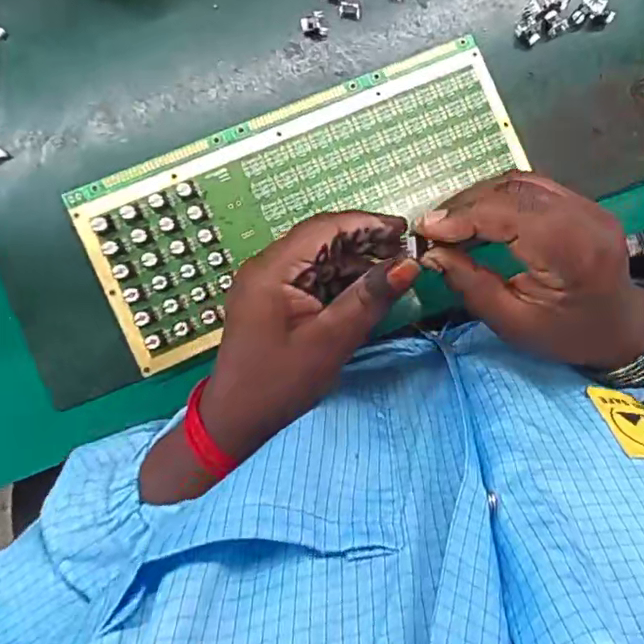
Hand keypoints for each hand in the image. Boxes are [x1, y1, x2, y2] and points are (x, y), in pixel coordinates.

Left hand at [140, 212, 418, 503]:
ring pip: (318, 259)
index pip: (323, 228)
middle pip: (320, 240)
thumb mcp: (330, 340)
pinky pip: (311, 279)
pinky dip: (340, 281)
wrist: (236, 420)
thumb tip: (408, 265)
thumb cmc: (279, 383)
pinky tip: (366, 289)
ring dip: (354, 262)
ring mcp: (268, 284)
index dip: (366, 223)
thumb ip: (368, 299)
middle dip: (363, 241)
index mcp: (271, 270)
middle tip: (404, 250)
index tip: (403, 229)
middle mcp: (266, 268)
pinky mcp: (273, 300)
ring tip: (393, 270)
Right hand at [416, 171, 643, 370]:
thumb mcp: (513, 323)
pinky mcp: (583, 202)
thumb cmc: (569, 335)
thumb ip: (471, 285)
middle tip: (432, 227)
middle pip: (513, 189)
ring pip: (521, 181)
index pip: (508, 214)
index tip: (425, 230)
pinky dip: (498, 196)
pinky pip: (533, 186)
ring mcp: (588, 205)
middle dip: (465, 204)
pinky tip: (478, 215)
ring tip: (449, 221)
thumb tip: (433, 254)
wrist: (623, 329)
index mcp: (572, 252)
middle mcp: (585, 217)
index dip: (462, 217)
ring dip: (479, 197)